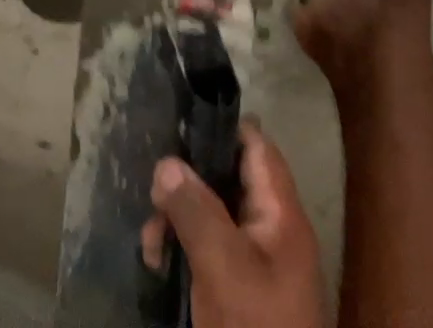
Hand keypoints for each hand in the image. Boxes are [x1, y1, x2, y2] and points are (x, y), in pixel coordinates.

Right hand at [142, 121, 325, 327]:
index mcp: (281, 214)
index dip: (221, 130)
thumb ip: (195, 210)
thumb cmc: (256, 325)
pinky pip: (206, 248)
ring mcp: (256, 260)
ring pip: (210, 215)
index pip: (257, 148)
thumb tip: (167, 162)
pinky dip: (180, 248)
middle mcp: (271, 229)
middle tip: (153, 198)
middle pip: (226, 180)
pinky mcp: (238, 286)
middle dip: (185, 183)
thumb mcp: (223, 265)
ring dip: (176, 220)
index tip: (176, 125)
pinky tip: (157, 263)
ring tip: (151, 245)